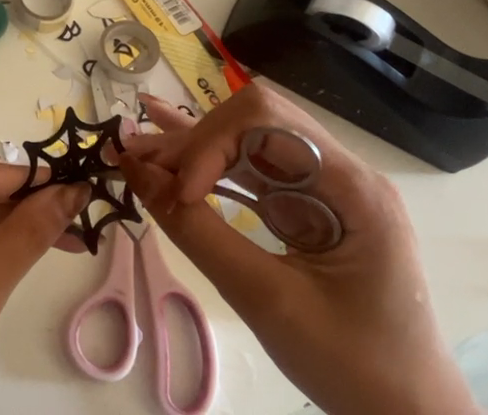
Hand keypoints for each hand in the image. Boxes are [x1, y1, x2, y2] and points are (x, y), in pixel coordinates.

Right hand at [119, 83, 481, 414]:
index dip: (211, 145)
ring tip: (133, 150)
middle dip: (194, 141)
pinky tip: (164, 146)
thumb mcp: (266, 299)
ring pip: (245, 142)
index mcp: (354, 189)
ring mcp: (326, 191)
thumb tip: (134, 171)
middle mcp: (343, 175)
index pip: (265, 123)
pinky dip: (205, 166)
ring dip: (191, 149)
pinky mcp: (307, 209)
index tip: (181, 196)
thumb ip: (197, 231)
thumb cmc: (352, 364)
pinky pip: (250, 171)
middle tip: (139, 165)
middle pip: (253, 123)